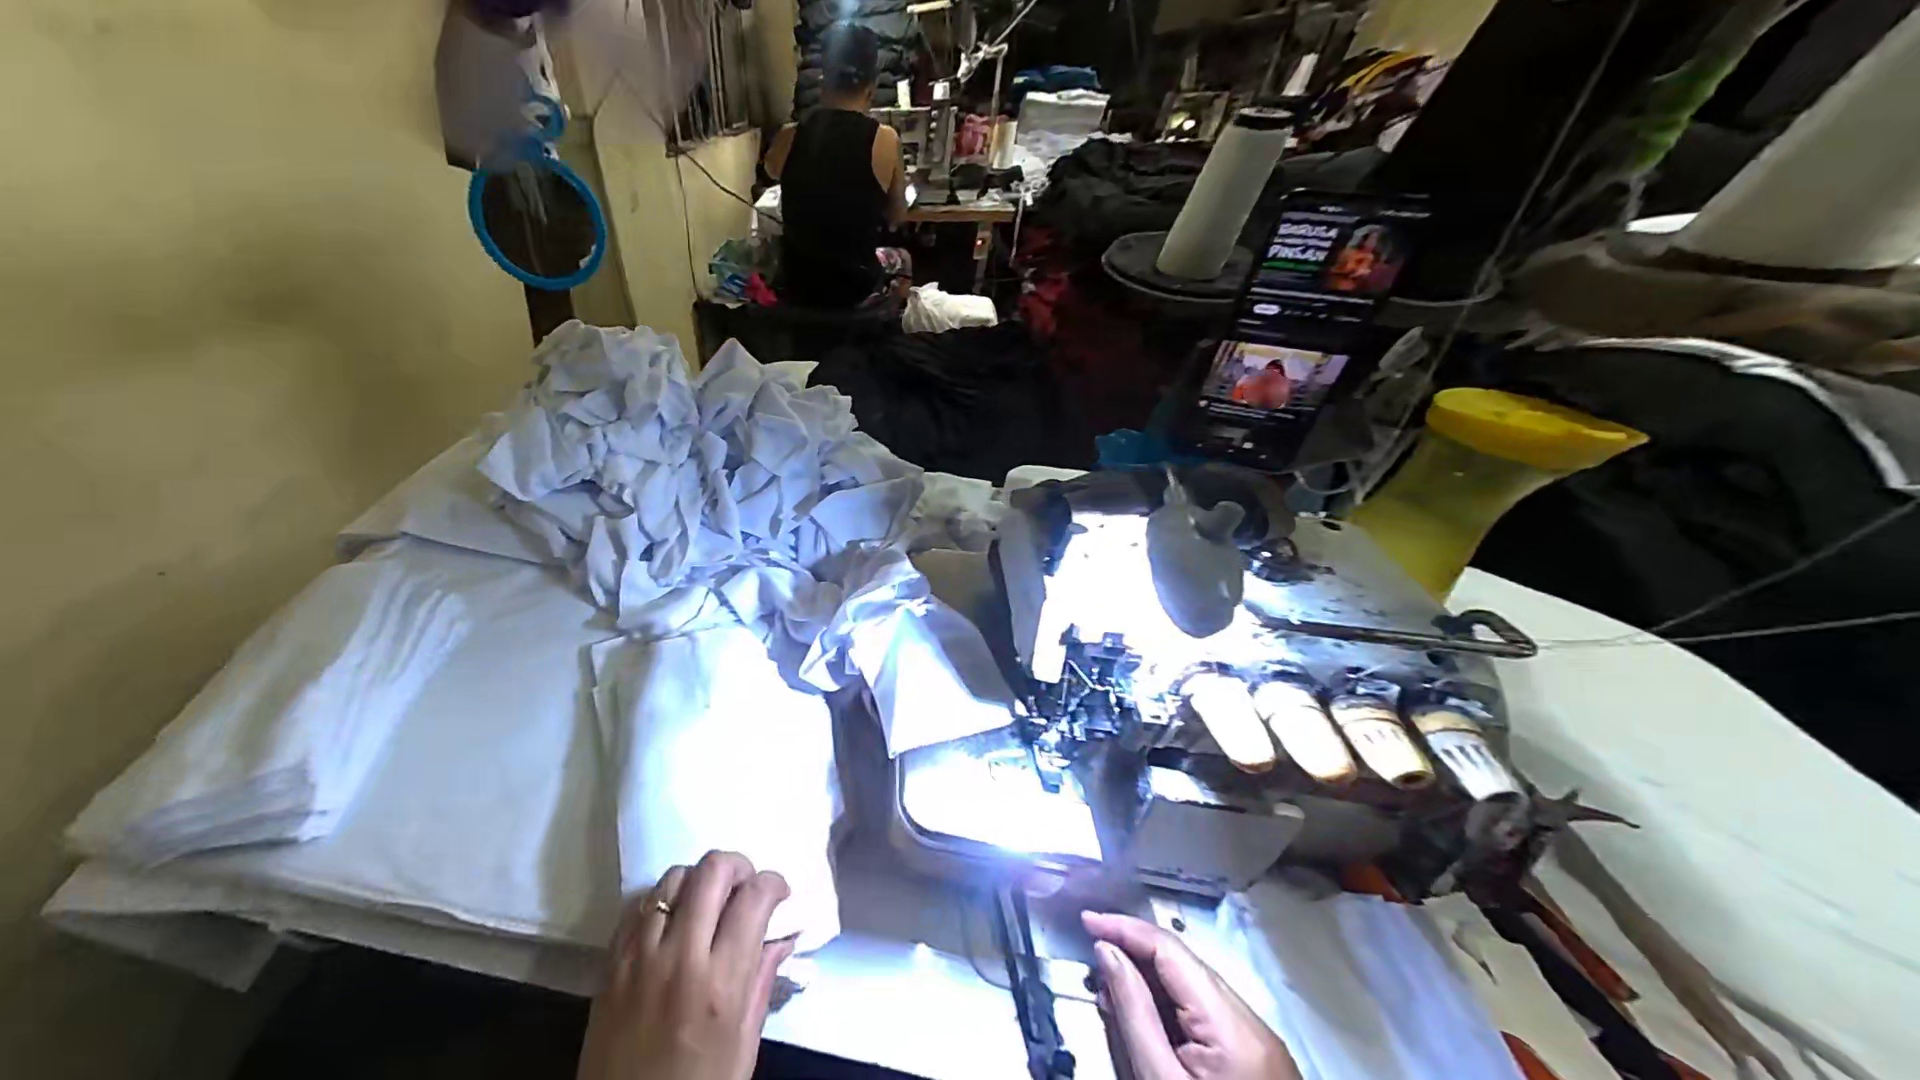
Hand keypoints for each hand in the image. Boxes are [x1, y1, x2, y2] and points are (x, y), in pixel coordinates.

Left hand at [577, 851, 794, 1079]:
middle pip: (712, 870)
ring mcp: (639, 957)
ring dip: (699, 881)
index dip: (773, 883)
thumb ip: (762, 980)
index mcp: (721, 982)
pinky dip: (662, 900)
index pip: (754, 897)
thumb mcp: (743, 1044)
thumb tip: (781, 936)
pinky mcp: (609, 964)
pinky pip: (638, 904)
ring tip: (708, 903)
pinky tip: (673, 920)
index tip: (778, 894)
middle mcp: (680, 957)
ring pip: (674, 878)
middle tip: (745, 888)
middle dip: (739, 867)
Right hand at [1083, 912, 1301, 1079]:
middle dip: (1136, 950)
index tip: (1087, 919)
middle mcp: (1250, 1020)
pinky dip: (1170, 1002)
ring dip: (1149, 975)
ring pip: (1194, 983)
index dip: (1126, 928)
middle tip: (1092, 954)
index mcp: (1231, 1026)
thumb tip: (1108, 950)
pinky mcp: (1255, 1055)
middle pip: (1184, 962)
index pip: (1171, 950)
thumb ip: (1134, 1010)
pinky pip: (1205, 1010)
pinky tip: (1142, 1012)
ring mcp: (1257, 1038)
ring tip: (1108, 986)